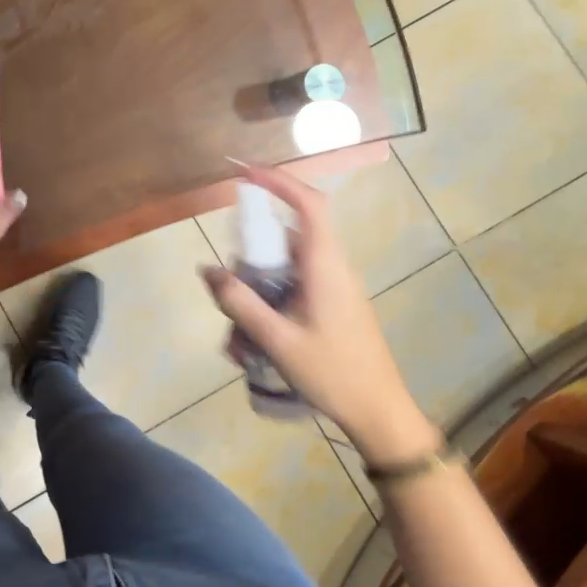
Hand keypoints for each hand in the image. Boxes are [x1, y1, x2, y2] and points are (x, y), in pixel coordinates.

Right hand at [202, 164, 440, 464]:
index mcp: (325, 267)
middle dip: (248, 253)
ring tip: (238, 332)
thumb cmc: (333, 373)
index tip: (244, 172)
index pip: (308, 205)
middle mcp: (331, 268)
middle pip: (284, 236)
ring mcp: (332, 287)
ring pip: (283, 266)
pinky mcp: (330, 305)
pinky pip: (290, 287)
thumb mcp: (278, 340)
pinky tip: (252, 342)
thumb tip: (208, 269)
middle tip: (225, 284)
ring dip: (255, 287)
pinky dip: (266, 302)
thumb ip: (240, 303)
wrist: (379, 413)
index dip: (278, 181)